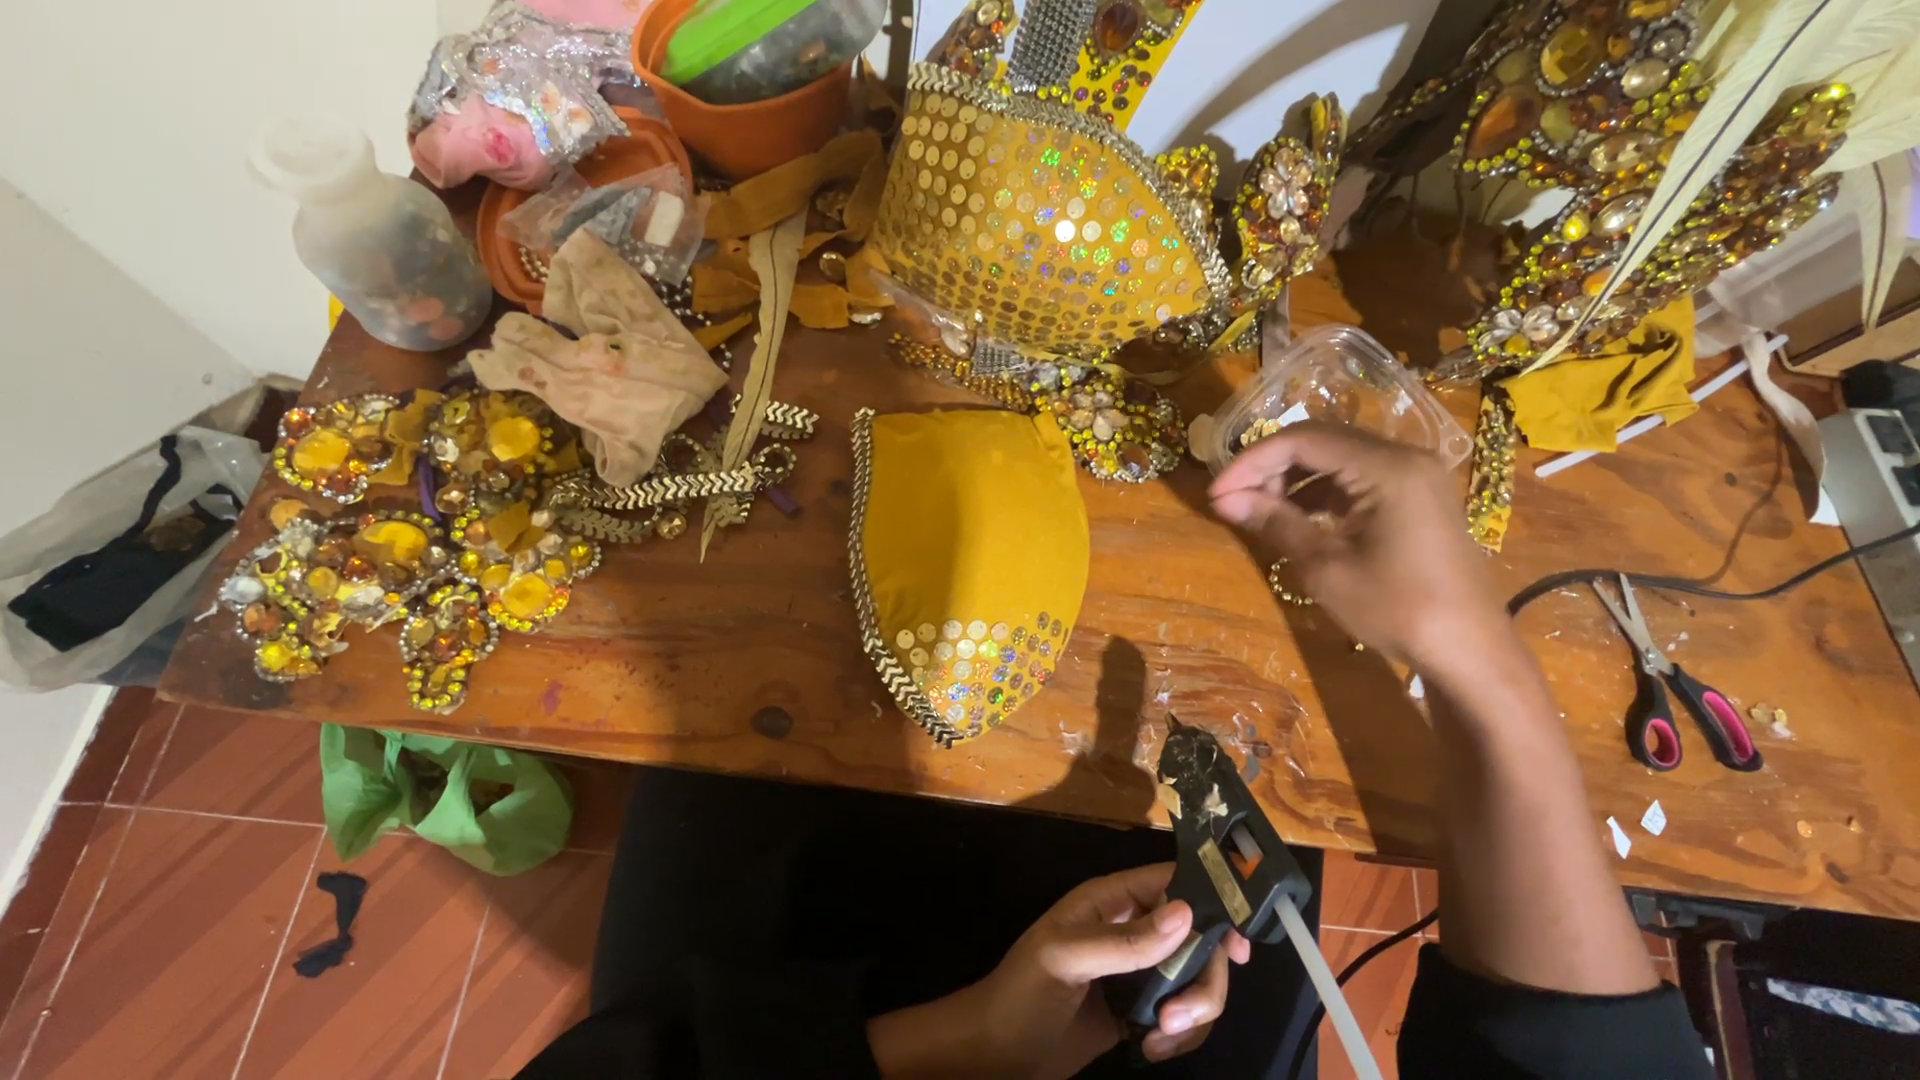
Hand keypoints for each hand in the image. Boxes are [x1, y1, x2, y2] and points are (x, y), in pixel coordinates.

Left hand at [867, 864, 1249, 1077]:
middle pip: (1198, 940)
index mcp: (1111, 901)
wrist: (997, 1054)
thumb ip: (1126, 941)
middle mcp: (1131, 930)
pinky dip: (1180, 1036)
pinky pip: (1183, 1015)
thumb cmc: (1023, 993)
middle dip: (1203, 979)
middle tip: (1180, 1015)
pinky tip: (1150, 1048)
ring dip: (1193, 1012)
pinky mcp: (1140, 1011)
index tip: (1239, 943)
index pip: (1172, 883)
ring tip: (1160, 1037)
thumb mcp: (1067, 958)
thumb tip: (1188, 913)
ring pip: (1197, 980)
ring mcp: (1138, 972)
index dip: (1212, 902)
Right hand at [1207, 422, 1513, 678]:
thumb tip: (1224, 500)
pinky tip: (1295, 517)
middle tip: (1232, 499)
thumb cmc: (1397, 608)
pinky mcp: (1416, 495)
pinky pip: (1358, 477)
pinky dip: (1320, 491)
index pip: (1303, 440)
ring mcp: (1415, 474)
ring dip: (1292, 478)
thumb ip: (1275, 522)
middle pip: (1320, 440)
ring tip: (1257, 510)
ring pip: (1337, 458)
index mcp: (1387, 466)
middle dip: (1269, 466)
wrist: (1469, 649)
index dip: (1251, 462)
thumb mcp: (1325, 567)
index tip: (1216, 492)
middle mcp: (1405, 456)